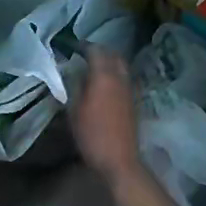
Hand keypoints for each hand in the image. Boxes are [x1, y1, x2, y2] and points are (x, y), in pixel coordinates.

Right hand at [71, 49, 144, 185]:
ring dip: (109, 61)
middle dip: (99, 51)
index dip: (83, 46)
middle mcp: (120, 77)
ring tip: (93, 67)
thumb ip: (74, 86)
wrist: (119, 159)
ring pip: (121, 65)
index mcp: (104, 76)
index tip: (72, 47)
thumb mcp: (74, 111)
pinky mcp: (133, 100)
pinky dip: (115, 73)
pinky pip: (124, 77)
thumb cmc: (92, 135)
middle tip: (84, 54)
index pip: (96, 51)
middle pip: (113, 54)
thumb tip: (73, 71)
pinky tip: (104, 83)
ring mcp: (129, 88)